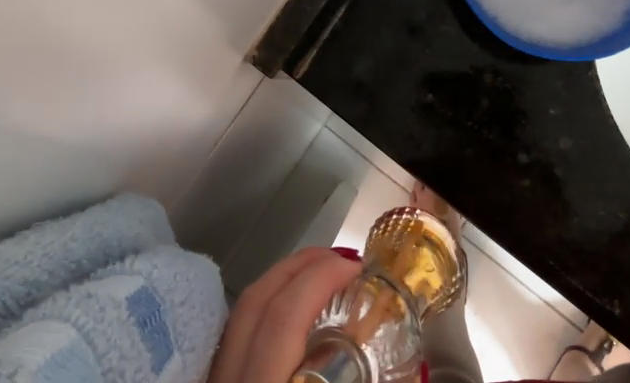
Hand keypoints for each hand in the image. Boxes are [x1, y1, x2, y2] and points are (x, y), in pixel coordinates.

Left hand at [209, 248, 361, 382]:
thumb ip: (365, 380)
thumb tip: (412, 365)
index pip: (284, 317)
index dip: (320, 279)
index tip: (355, 266)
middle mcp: (231, 378)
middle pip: (256, 301)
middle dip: (300, 267)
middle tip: (340, 259)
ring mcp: (217, 380)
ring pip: (242, 313)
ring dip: (281, 283)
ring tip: (319, 276)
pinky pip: (235, 334)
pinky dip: (264, 311)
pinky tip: (290, 314)